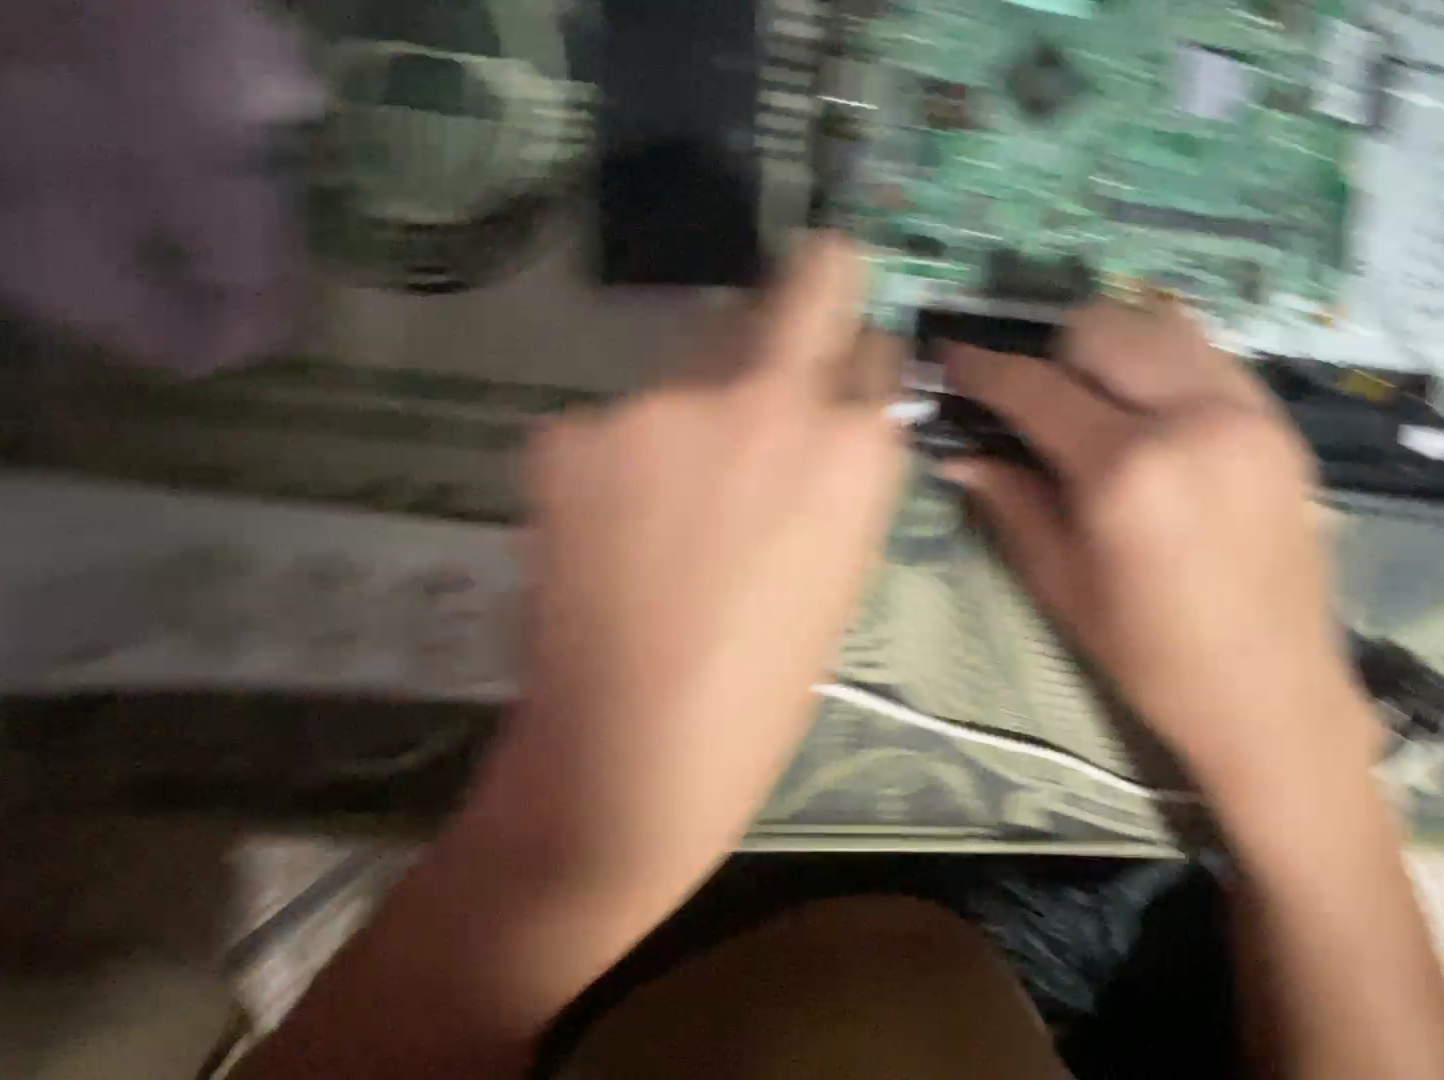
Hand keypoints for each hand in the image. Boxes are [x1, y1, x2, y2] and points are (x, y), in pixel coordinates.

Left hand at [473, 234, 903, 896]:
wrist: (631, 756)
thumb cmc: (766, 684)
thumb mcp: (842, 564)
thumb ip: (843, 467)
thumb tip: (830, 406)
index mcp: (857, 446)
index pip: (873, 342)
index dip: (854, 356)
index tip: (838, 366)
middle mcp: (770, 396)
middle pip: (801, 280)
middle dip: (807, 291)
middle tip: (781, 337)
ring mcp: (661, 403)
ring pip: (696, 355)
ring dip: (701, 396)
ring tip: (675, 489)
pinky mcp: (570, 427)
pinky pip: (616, 418)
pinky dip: (623, 454)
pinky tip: (613, 524)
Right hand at [940, 301, 1378, 798]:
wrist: (1272, 691)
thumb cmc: (1152, 656)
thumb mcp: (1062, 585)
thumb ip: (1009, 503)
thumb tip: (958, 453)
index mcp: (1128, 471)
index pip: (1039, 388)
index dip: (984, 369)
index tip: (951, 358)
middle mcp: (1194, 418)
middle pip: (1102, 327)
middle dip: (1053, 353)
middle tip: (1036, 401)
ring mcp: (1248, 411)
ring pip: (1162, 325)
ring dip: (1112, 349)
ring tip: (1096, 401)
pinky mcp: (1279, 422)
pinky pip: (1209, 355)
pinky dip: (1165, 365)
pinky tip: (1153, 416)